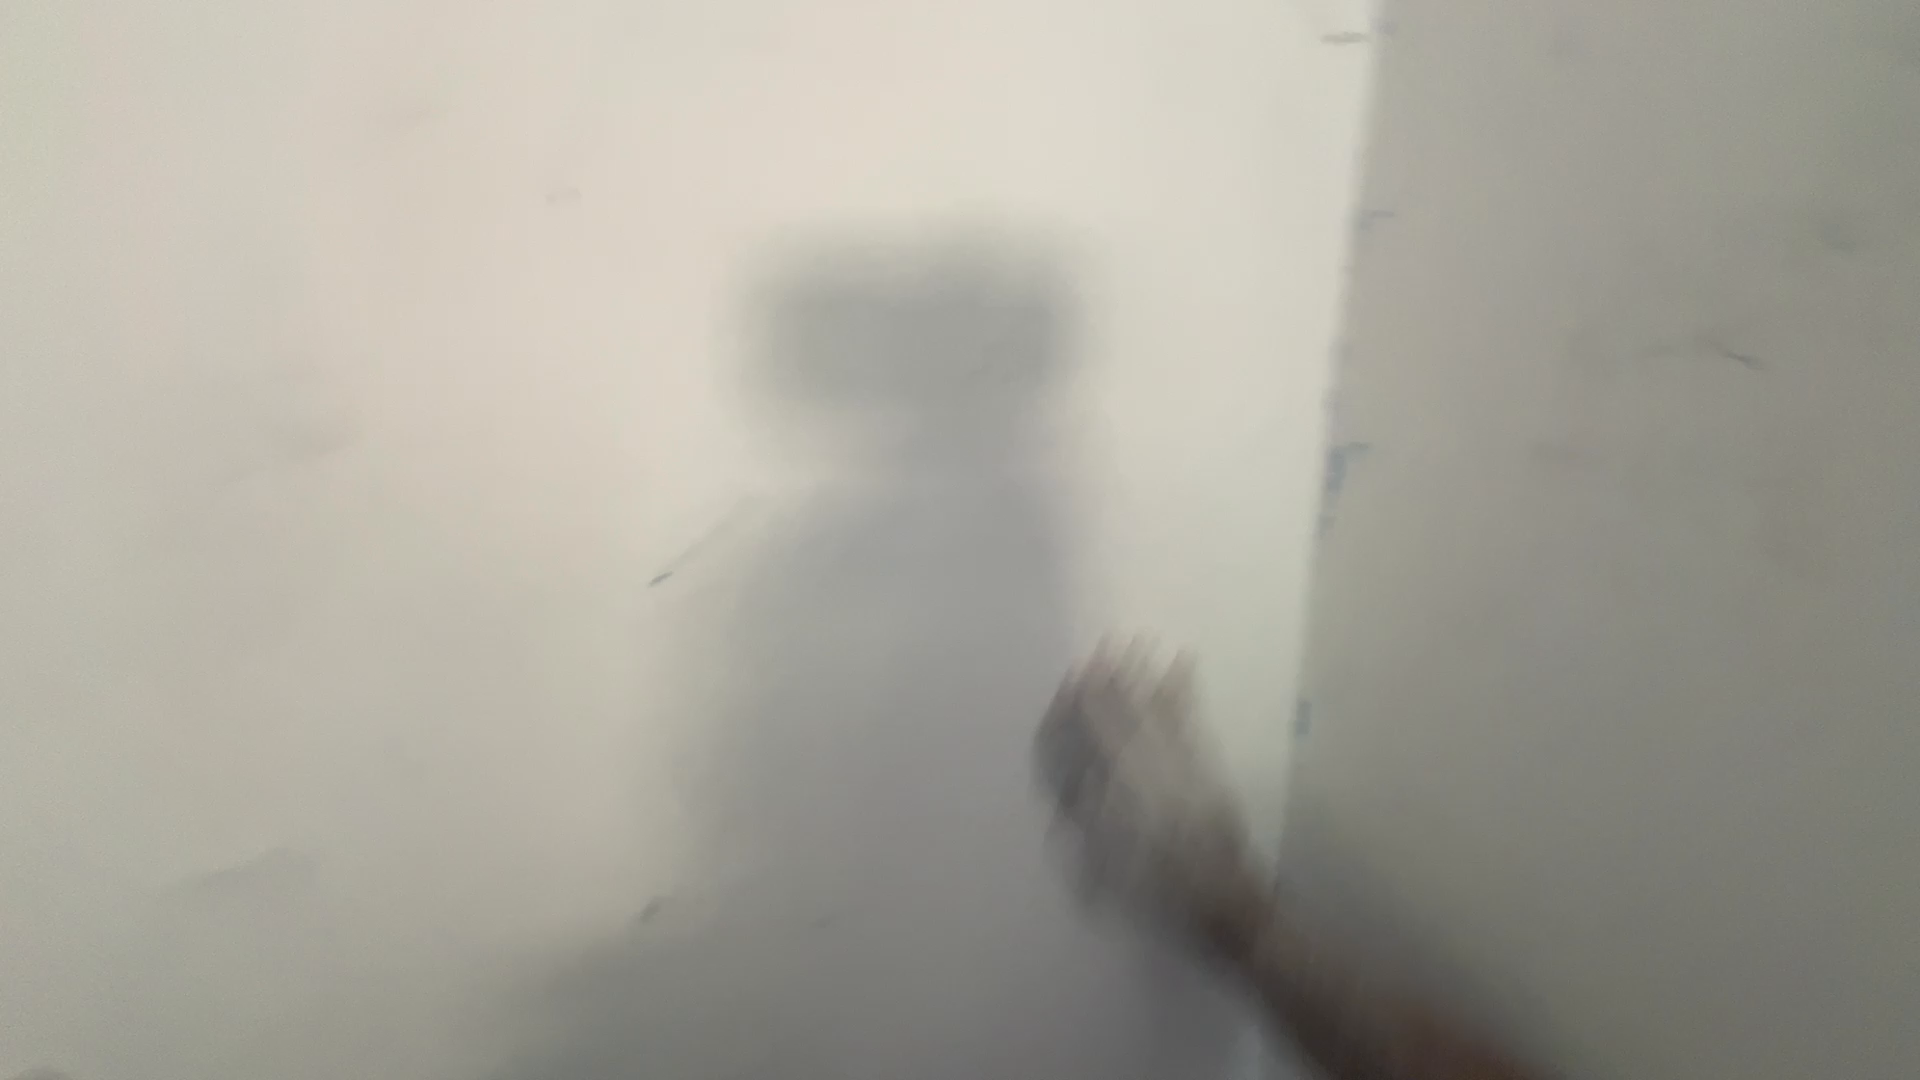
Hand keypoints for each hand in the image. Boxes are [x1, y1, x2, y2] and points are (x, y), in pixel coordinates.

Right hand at [1032, 637, 1264, 935]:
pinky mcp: (1207, 764)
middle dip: (1113, 681)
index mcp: (1128, 798)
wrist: (1229, 903)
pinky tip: (1183, 660)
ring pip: (1158, 710)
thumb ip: (1090, 819)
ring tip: (1137, 641)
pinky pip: (1192, 720)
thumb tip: (1070, 777)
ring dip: (1145, 674)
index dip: (1085, 707)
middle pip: (1127, 717)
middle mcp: (1154, 773)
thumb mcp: (1115, 868)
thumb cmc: (1164, 891)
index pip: (1098, 740)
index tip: (1075, 676)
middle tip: (1103, 646)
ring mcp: (1185, 765)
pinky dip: (1185, 689)